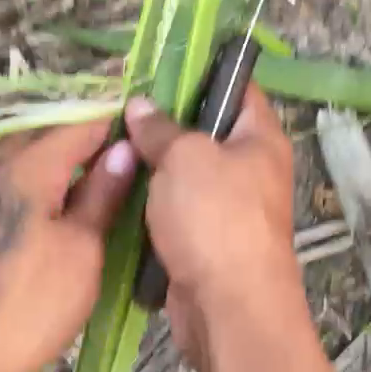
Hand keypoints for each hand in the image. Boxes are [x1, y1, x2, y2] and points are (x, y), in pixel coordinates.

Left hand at [0, 120, 136, 371]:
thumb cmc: (27, 305)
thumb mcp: (83, 250)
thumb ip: (104, 195)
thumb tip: (125, 149)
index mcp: (28, 166)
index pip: (84, 124)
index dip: (122, 125)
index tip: (156, 137)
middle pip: (56, 137)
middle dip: (97, 145)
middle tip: (140, 166)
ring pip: (36, 163)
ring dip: (74, 169)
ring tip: (115, 191)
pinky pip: (21, 186)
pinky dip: (52, 189)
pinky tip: (77, 216)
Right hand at [124, 91, 299, 359]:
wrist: (230, 305)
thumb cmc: (217, 217)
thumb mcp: (186, 157)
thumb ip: (162, 128)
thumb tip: (142, 106)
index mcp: (261, 138)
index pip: (239, 88)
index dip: (205, 72)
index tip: (160, 66)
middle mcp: (252, 168)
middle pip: (206, 132)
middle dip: (165, 122)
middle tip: (119, 110)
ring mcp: (230, 207)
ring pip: (186, 175)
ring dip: (152, 167)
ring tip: (109, 146)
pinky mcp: (207, 240)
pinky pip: (175, 211)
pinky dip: (150, 205)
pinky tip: (117, 191)